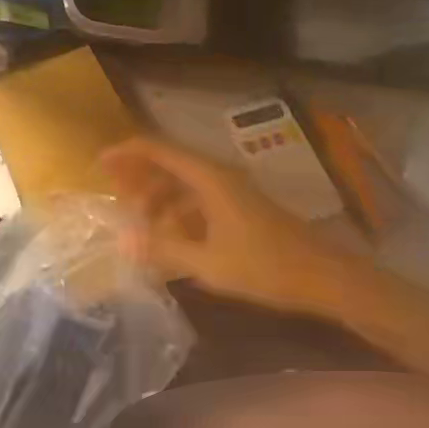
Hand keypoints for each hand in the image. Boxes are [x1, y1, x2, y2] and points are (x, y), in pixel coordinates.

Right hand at [101, 134, 362, 316]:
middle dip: (137, 175)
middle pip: (166, 161)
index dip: (125, 152)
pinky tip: (170, 236)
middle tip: (112, 194)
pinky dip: (176, 209)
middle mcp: (216, 173)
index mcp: (206, 176)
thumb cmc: (267, 266)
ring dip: (156, 196)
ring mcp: (230, 189)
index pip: (155, 148)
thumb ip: (163, 249)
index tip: (98, 163)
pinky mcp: (240, 206)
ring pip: (182, 181)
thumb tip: (121, 242)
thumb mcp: (209, 262)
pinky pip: (197, 196)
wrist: (330, 279)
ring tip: (137, 221)